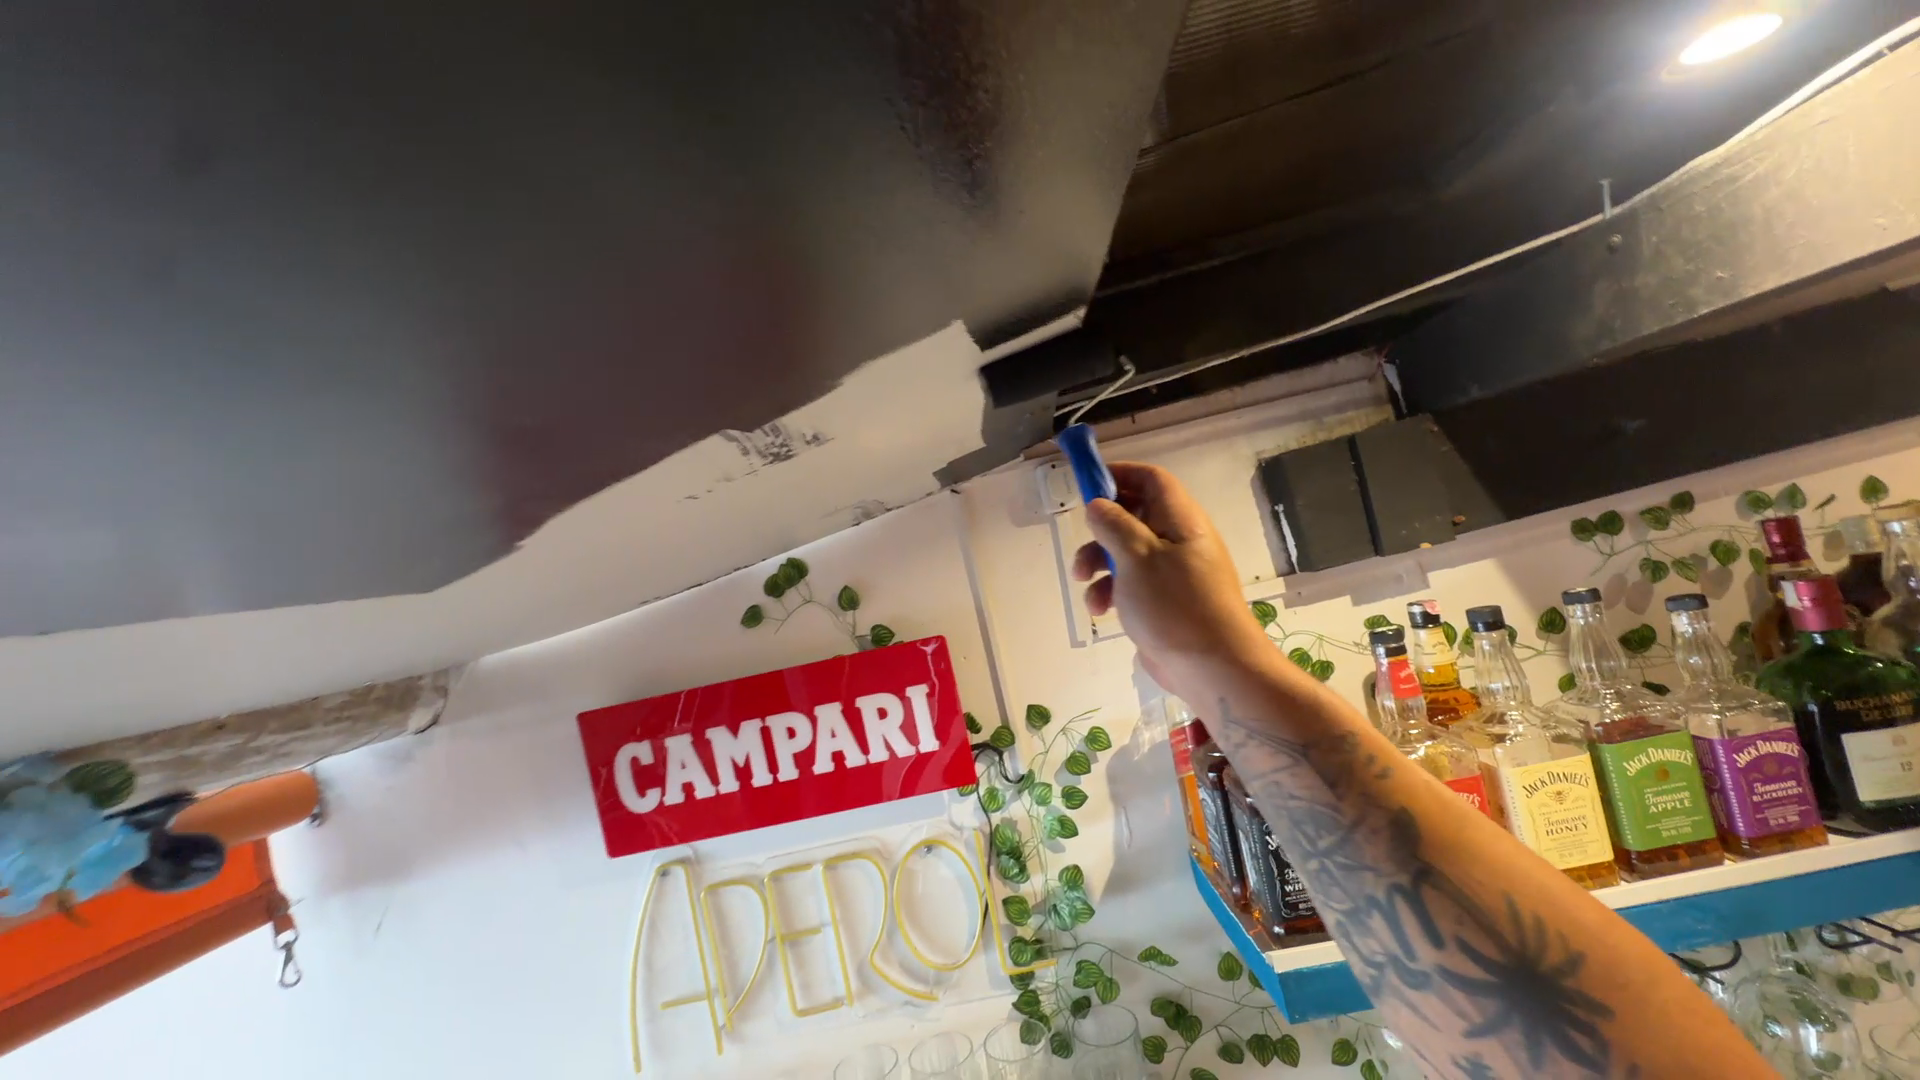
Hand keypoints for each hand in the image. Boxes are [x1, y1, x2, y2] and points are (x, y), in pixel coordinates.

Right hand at [1071, 462, 1275, 699]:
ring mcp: (1173, 573)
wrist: (1213, 669)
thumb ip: (1113, 525)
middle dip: (1101, 528)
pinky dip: (1112, 591)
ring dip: (1099, 563)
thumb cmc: (1175, 605)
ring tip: (1082, 582)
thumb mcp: (1137, 557)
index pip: (1151, 479)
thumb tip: (1098, 505)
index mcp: (1182, 520)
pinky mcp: (1164, 602)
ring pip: (1126, 553)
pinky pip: (1131, 584)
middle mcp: (1180, 540)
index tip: (1086, 483)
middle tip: (1081, 539)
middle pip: (1134, 516)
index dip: (1119, 474)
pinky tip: (1101, 609)